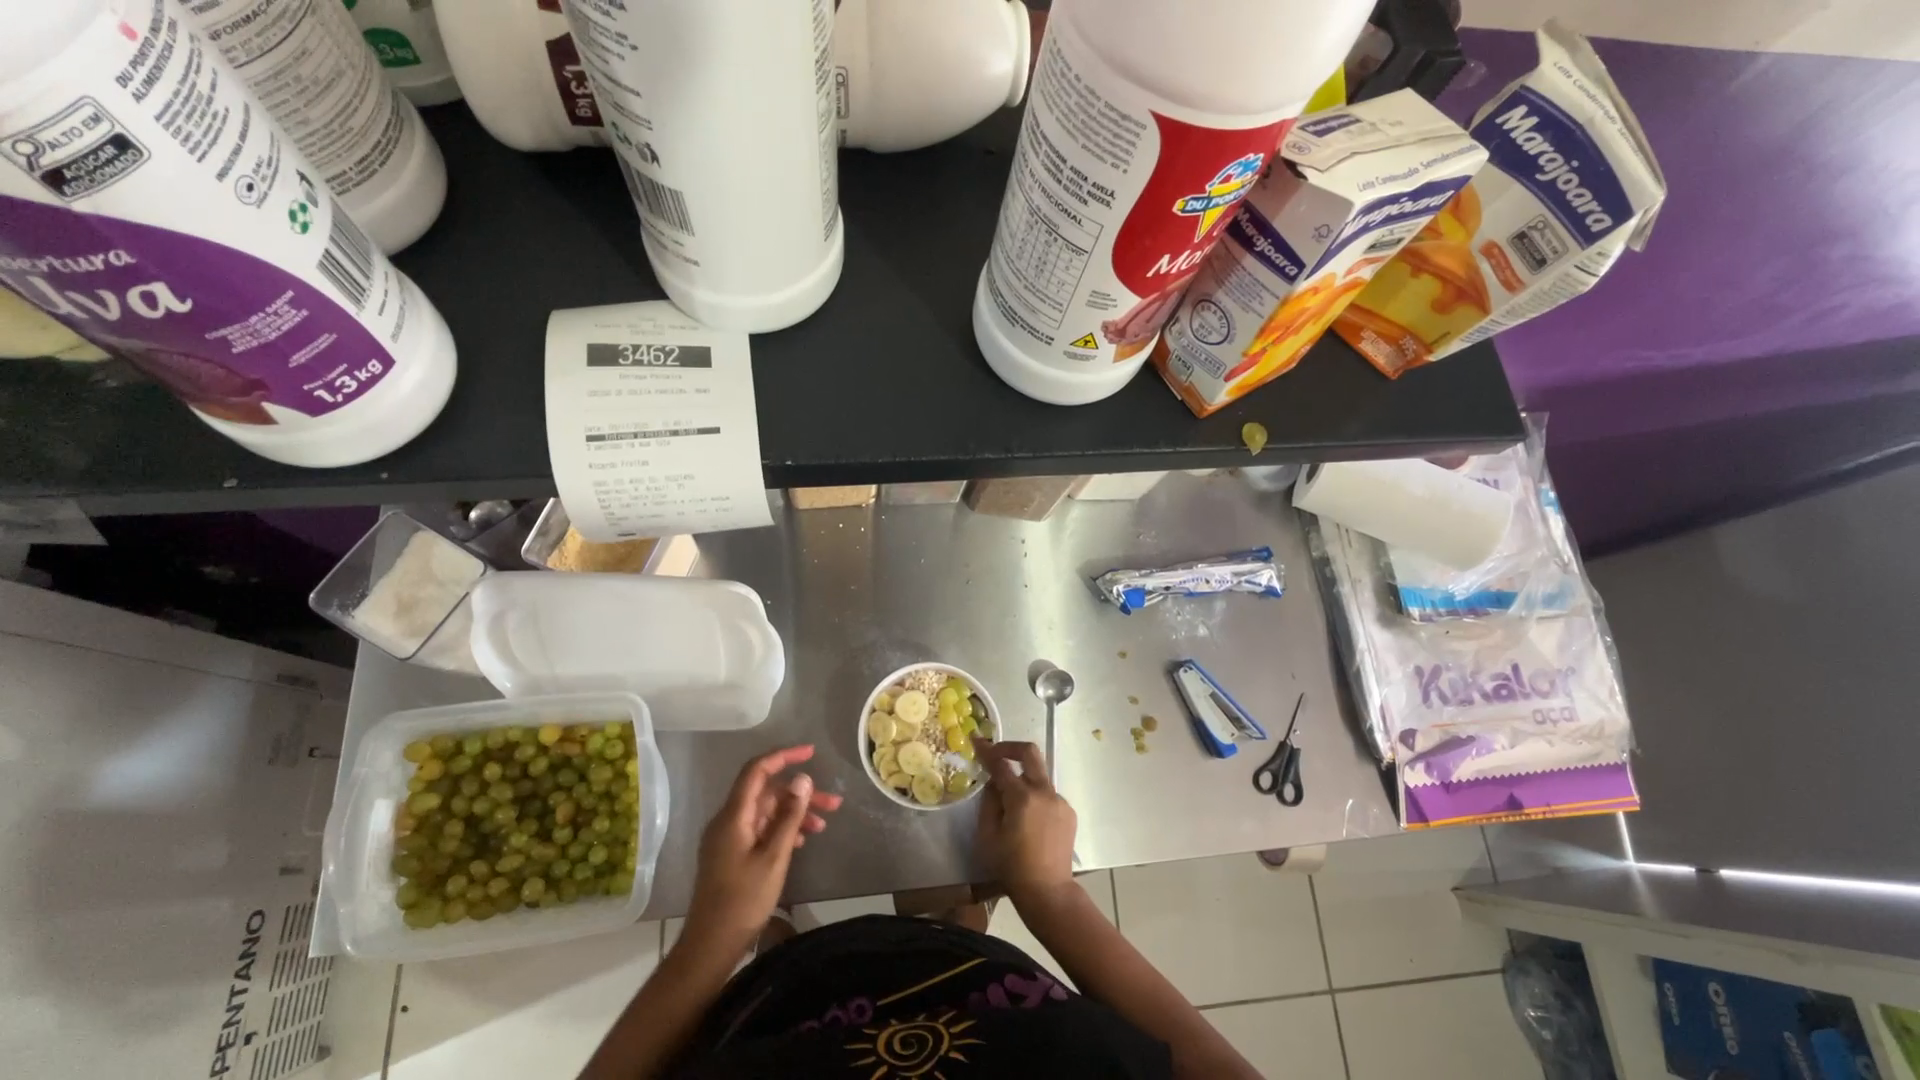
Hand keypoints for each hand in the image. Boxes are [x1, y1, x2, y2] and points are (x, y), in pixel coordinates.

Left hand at [683, 745, 842, 957]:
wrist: (711, 943)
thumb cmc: (744, 900)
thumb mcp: (774, 856)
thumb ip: (789, 816)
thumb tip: (802, 779)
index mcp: (733, 816)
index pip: (757, 771)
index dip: (783, 756)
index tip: (811, 753)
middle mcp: (727, 820)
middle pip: (765, 793)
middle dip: (799, 793)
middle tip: (833, 803)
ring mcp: (727, 838)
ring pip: (765, 812)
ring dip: (793, 814)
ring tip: (822, 827)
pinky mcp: (730, 855)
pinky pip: (759, 829)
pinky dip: (781, 830)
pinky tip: (800, 843)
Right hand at [975, 740, 1076, 905]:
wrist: (1047, 890)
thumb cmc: (1011, 866)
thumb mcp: (988, 835)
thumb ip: (989, 803)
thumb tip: (994, 783)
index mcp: (1022, 797)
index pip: (1001, 764)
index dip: (987, 750)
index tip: (977, 740)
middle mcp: (1044, 792)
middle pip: (1030, 753)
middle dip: (1010, 748)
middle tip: (996, 753)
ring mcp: (1059, 801)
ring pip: (1039, 777)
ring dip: (1023, 780)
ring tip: (1010, 803)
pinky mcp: (1068, 812)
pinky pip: (1047, 795)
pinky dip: (1034, 798)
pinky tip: (1028, 821)